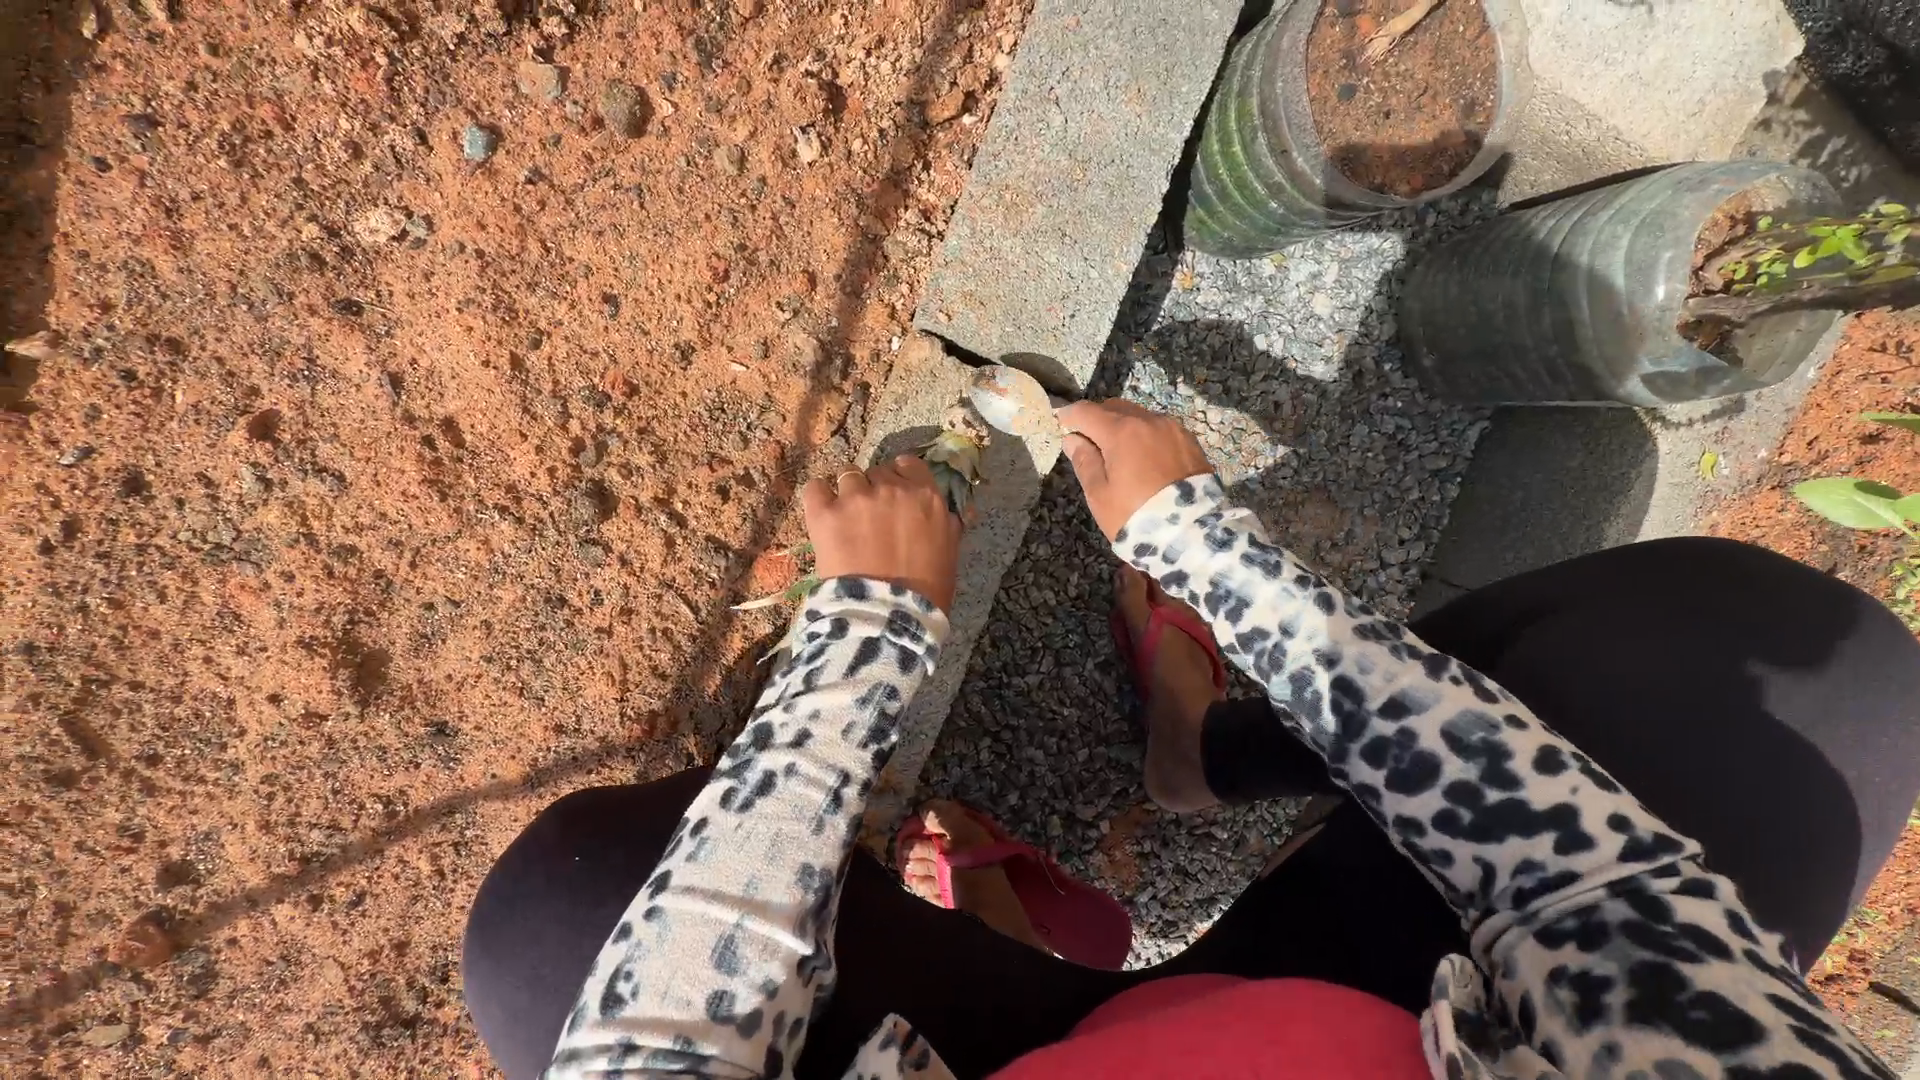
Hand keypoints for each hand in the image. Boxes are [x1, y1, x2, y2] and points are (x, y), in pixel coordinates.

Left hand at [802, 455, 962, 611]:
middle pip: (877, 471)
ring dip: (848, 493)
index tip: (894, 494)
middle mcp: (891, 488)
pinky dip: (819, 498)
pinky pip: (816, 488)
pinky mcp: (825, 513)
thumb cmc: (927, 591)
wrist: (888, 616)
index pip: (909, 465)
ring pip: (847, 475)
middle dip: (874, 489)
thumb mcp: (949, 551)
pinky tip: (823, 516)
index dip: (899, 477)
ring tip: (846, 519)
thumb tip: (949, 512)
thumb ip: (946, 523)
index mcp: (926, 495)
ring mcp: (856, 498)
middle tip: (871, 517)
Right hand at [1056, 400, 1213, 539]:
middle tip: (1087, 441)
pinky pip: (1159, 429)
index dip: (1068, 415)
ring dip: (1123, 426)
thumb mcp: (1100, 495)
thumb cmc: (1136, 516)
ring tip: (1117, 453)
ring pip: (1139, 416)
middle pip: (1114, 407)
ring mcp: (1172, 429)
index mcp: (1121, 432)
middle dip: (1097, 419)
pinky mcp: (1189, 441)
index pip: (1086, 412)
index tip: (1059, 421)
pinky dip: (1145, 436)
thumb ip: (1084, 461)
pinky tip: (1143, 459)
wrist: (1191, 533)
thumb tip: (1073, 439)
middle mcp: (1148, 421)